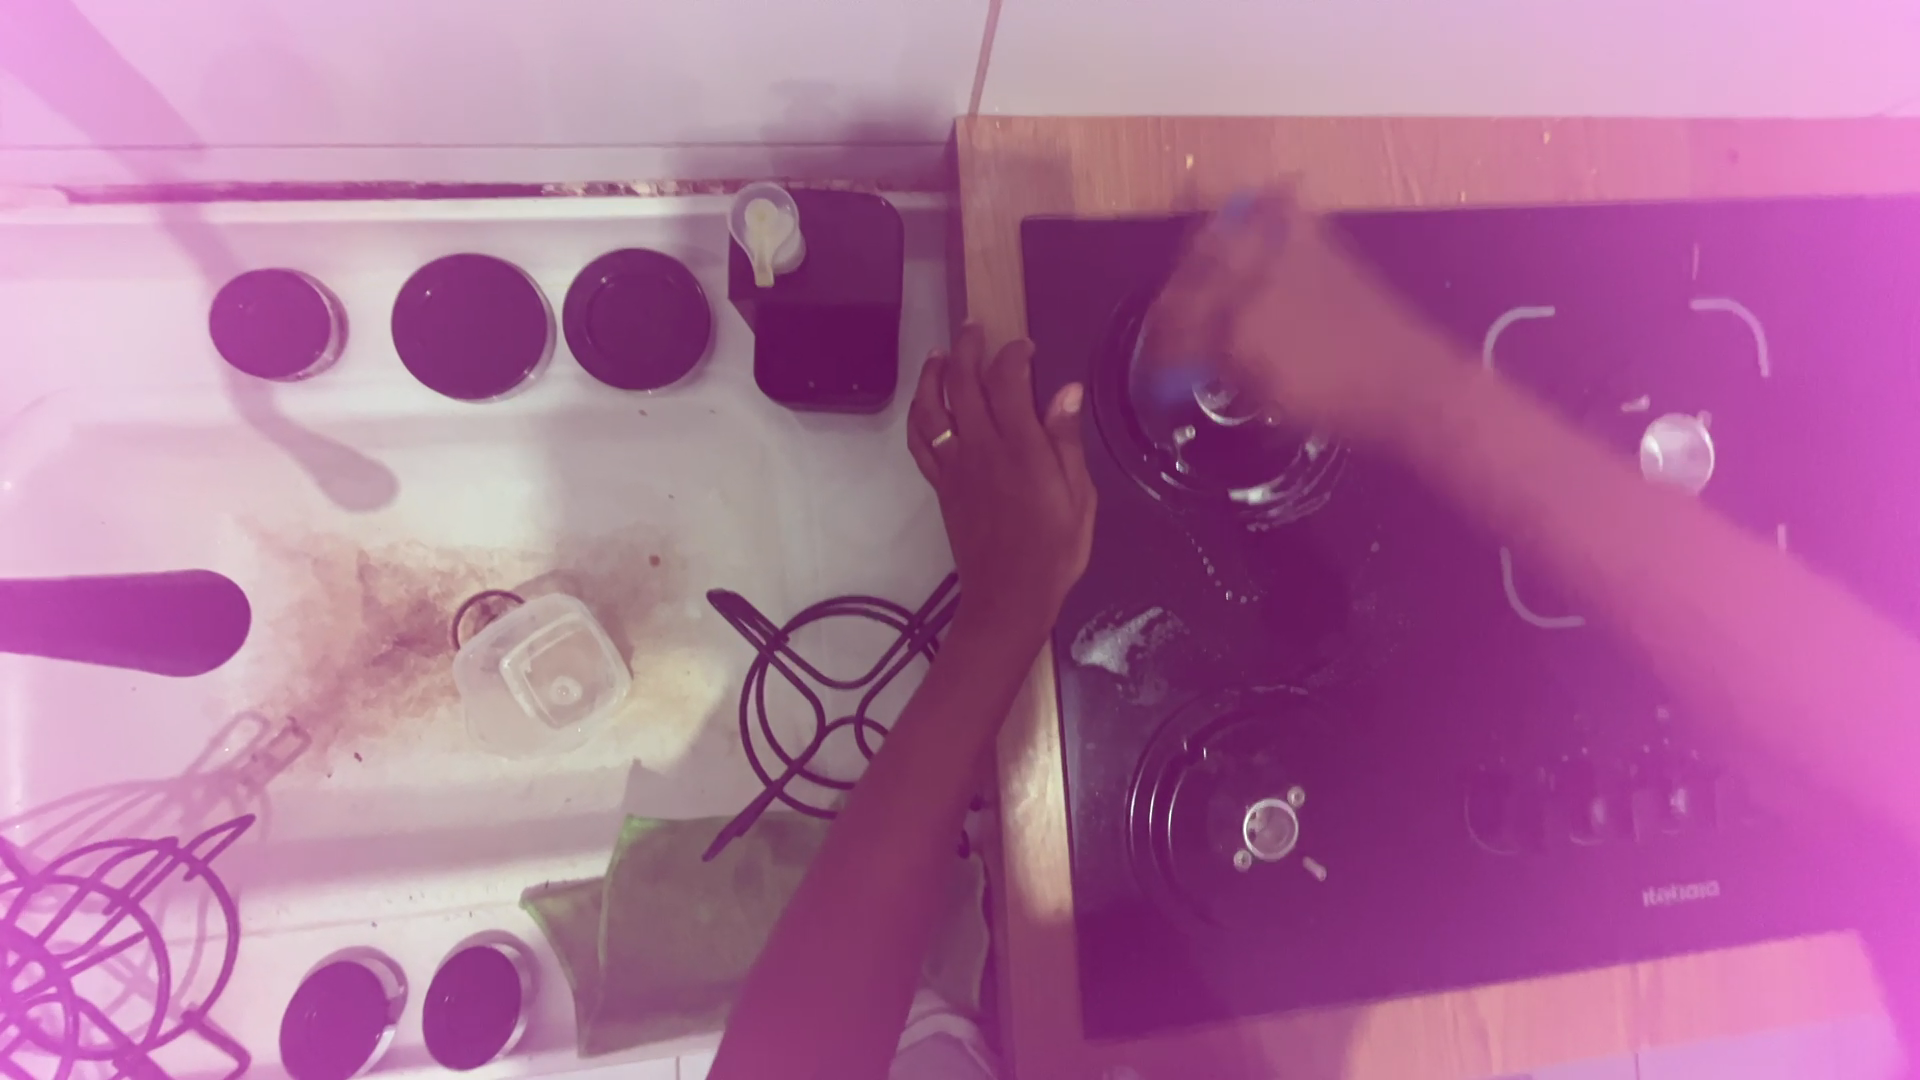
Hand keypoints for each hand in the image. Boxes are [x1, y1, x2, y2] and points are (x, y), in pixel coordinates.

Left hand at [906, 324, 1095, 638]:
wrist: (1009, 596)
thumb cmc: (1054, 550)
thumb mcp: (1078, 497)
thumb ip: (1066, 441)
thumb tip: (1067, 390)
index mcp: (1022, 448)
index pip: (1008, 380)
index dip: (1013, 354)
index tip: (1025, 347)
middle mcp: (982, 448)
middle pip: (963, 382)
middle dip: (967, 347)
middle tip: (975, 330)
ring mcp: (955, 466)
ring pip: (932, 407)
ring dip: (933, 374)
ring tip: (939, 354)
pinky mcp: (940, 484)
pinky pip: (920, 442)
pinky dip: (917, 415)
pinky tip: (923, 402)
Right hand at [1142, 190, 1456, 446]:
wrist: (1402, 382)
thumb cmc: (1329, 403)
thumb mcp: (1262, 396)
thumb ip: (1221, 366)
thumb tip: (1193, 355)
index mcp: (1235, 331)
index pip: (1177, 324)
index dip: (1161, 340)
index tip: (1157, 352)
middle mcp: (1255, 285)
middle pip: (1192, 272)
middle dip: (1173, 289)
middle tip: (1169, 306)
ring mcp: (1289, 260)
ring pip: (1229, 235)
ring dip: (1205, 241)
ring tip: (1195, 248)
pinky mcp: (1321, 248)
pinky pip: (1287, 213)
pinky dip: (1272, 202)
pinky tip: (1264, 195)